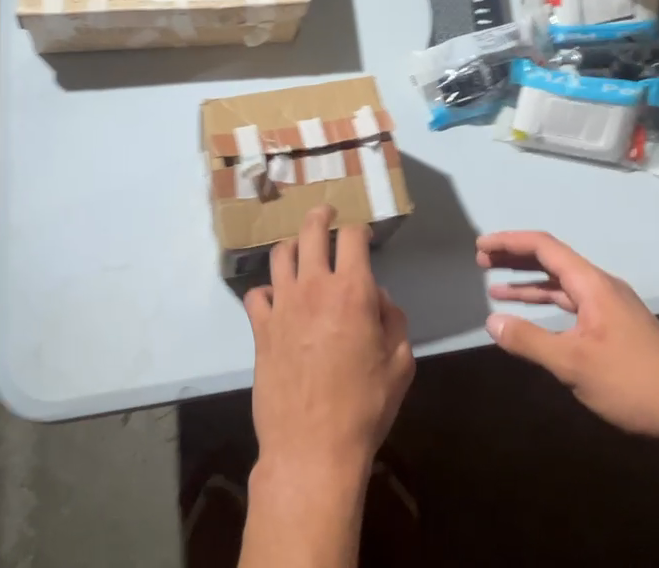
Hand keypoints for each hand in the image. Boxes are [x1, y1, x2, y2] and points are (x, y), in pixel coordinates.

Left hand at [245, 206, 414, 479]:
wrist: (312, 447)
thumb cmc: (365, 407)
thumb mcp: (400, 364)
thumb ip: (393, 320)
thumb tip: (377, 297)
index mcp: (352, 292)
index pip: (352, 237)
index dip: (359, 228)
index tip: (362, 233)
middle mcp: (314, 288)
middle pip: (311, 231)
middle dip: (321, 215)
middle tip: (326, 211)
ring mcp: (282, 306)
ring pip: (280, 255)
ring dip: (293, 245)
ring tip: (300, 248)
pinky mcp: (260, 328)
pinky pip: (257, 293)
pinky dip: (268, 289)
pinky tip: (276, 298)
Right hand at [476, 230, 658, 439]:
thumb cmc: (631, 382)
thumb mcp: (573, 363)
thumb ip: (529, 340)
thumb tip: (492, 321)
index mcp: (592, 284)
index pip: (545, 247)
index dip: (509, 243)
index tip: (480, 247)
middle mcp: (602, 286)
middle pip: (553, 260)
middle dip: (516, 259)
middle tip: (482, 263)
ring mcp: (612, 306)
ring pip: (563, 284)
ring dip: (530, 284)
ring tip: (496, 290)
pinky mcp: (617, 326)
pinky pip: (574, 303)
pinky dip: (549, 304)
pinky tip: (534, 319)